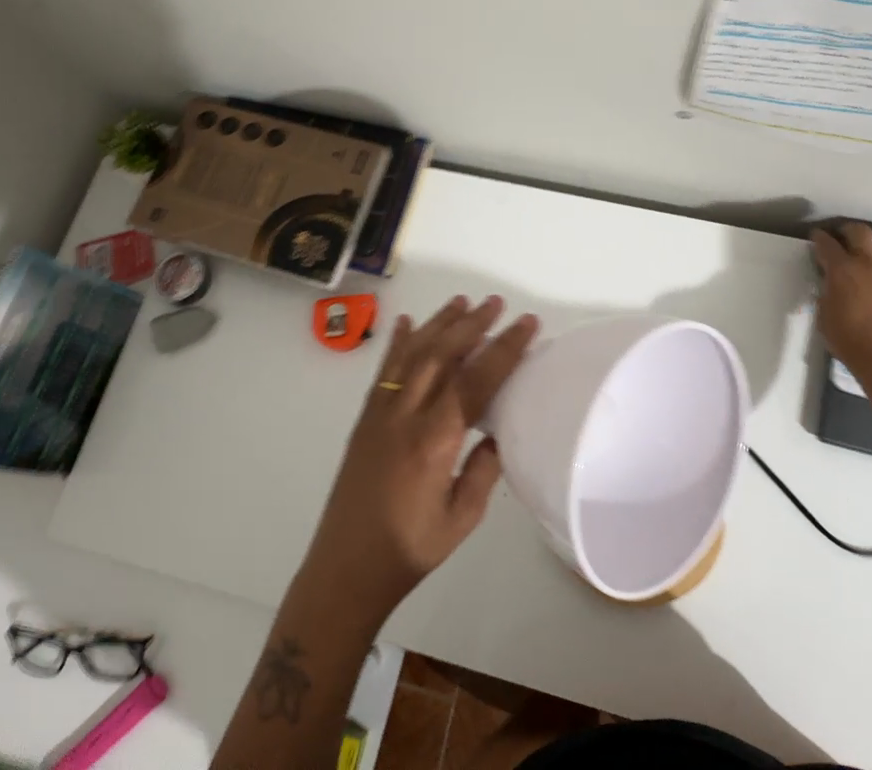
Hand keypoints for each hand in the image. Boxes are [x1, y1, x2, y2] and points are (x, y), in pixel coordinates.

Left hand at [302, 295, 538, 619]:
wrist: (346, 567)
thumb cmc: (410, 549)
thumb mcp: (461, 518)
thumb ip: (483, 471)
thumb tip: (496, 433)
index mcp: (434, 442)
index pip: (475, 381)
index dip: (503, 349)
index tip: (525, 325)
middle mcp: (405, 418)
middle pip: (440, 356)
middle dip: (471, 325)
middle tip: (496, 303)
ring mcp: (380, 416)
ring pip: (411, 356)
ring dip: (437, 325)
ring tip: (461, 302)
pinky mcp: (364, 421)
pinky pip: (384, 372)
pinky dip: (398, 344)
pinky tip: (408, 324)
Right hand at [813, 223, 871, 378]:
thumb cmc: (850, 342)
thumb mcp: (825, 318)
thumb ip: (826, 296)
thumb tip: (831, 288)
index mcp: (842, 271)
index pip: (827, 244)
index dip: (819, 238)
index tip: (816, 237)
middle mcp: (869, 265)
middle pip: (860, 232)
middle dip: (849, 231)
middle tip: (843, 240)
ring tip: (867, 268)